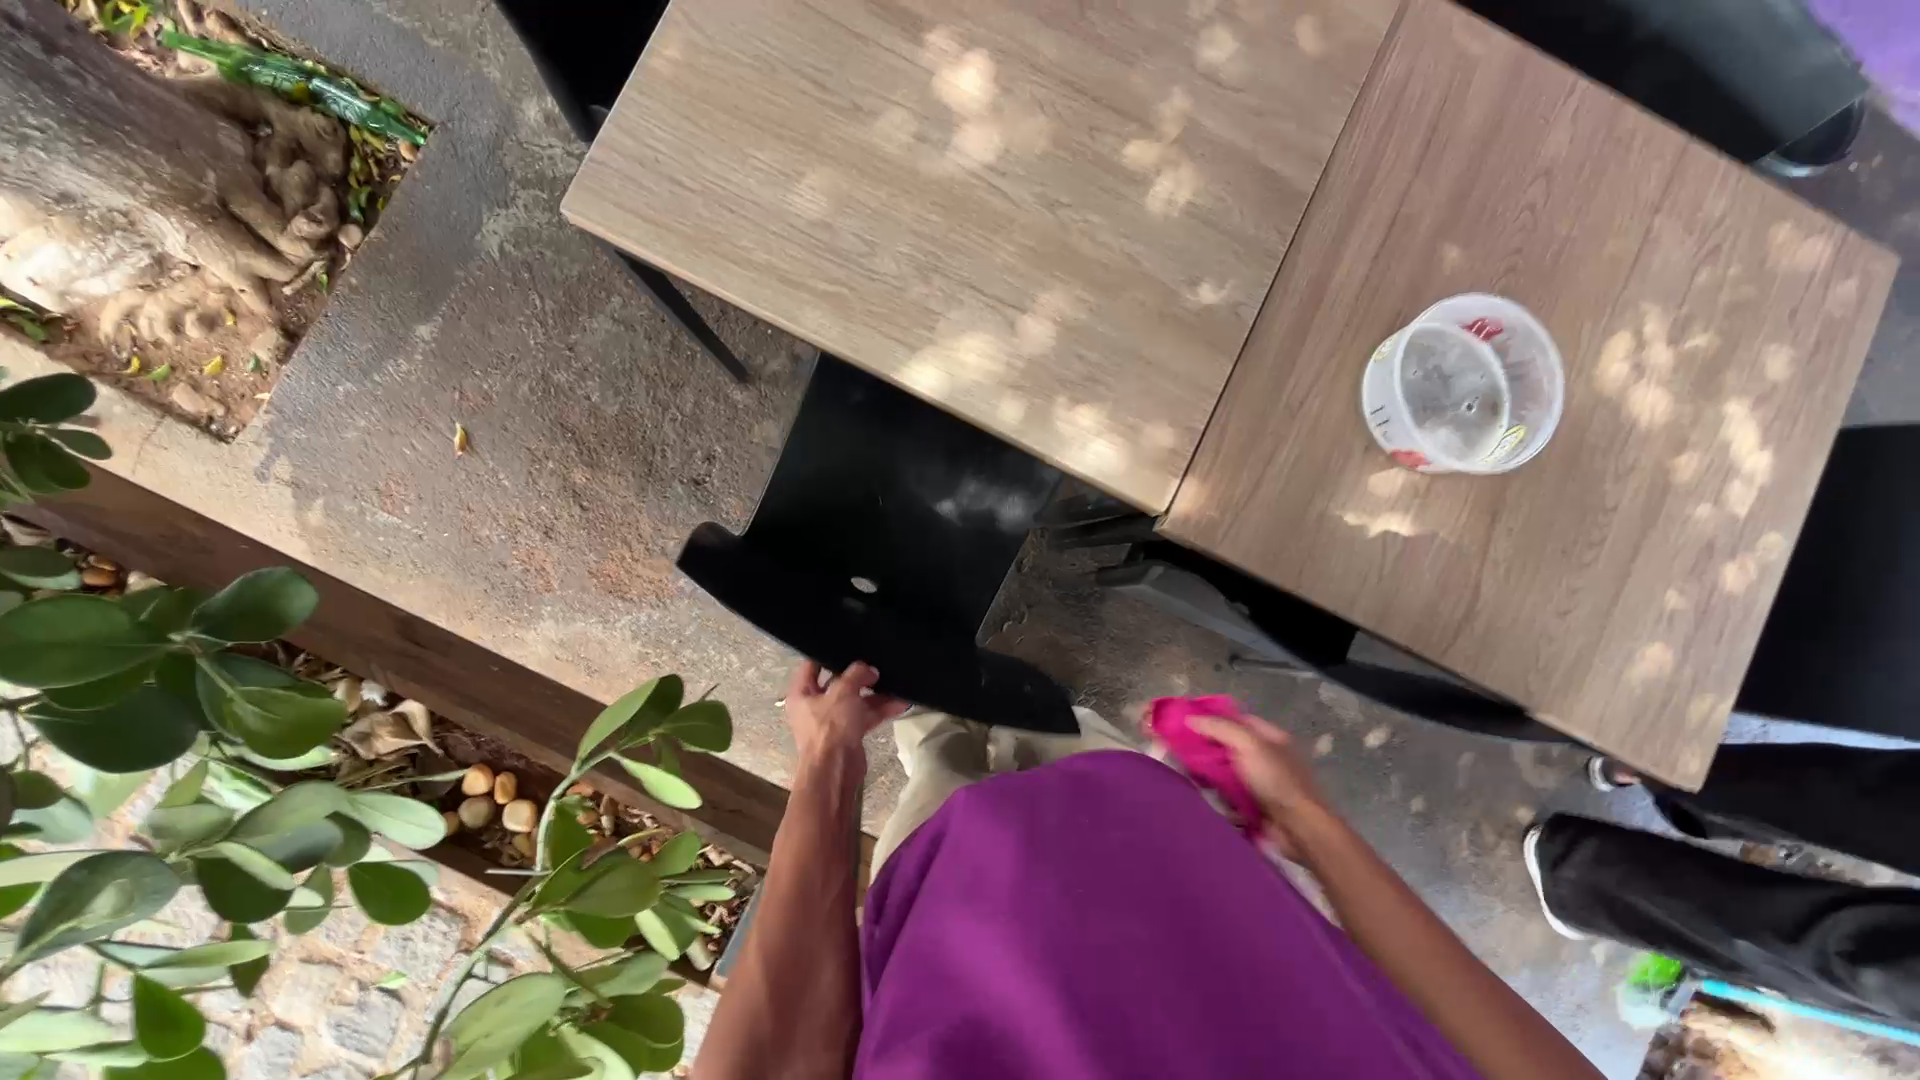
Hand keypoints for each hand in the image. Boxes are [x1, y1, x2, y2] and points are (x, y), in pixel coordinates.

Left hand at [784, 661, 908, 764]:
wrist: (835, 770)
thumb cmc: (830, 726)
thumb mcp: (843, 692)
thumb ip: (857, 674)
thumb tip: (870, 670)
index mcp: (801, 693)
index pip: (812, 665)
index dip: (828, 653)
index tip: (848, 643)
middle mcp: (814, 705)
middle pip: (838, 682)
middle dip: (859, 675)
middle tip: (878, 663)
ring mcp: (832, 721)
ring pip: (855, 700)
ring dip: (875, 693)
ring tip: (897, 682)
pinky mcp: (848, 734)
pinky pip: (865, 716)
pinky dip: (880, 710)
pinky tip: (901, 702)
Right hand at [1189, 714, 1341, 859]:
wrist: (1297, 828)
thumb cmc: (1275, 780)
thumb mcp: (1248, 745)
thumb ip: (1220, 728)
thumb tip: (1189, 718)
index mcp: (1271, 738)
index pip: (1238, 720)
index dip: (1213, 719)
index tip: (1186, 722)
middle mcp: (1266, 758)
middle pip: (1229, 748)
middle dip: (1207, 750)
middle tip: (1179, 751)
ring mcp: (1260, 784)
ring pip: (1225, 774)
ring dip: (1209, 776)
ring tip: (1185, 775)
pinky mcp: (1254, 808)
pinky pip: (1228, 797)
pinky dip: (1217, 797)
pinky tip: (1200, 796)